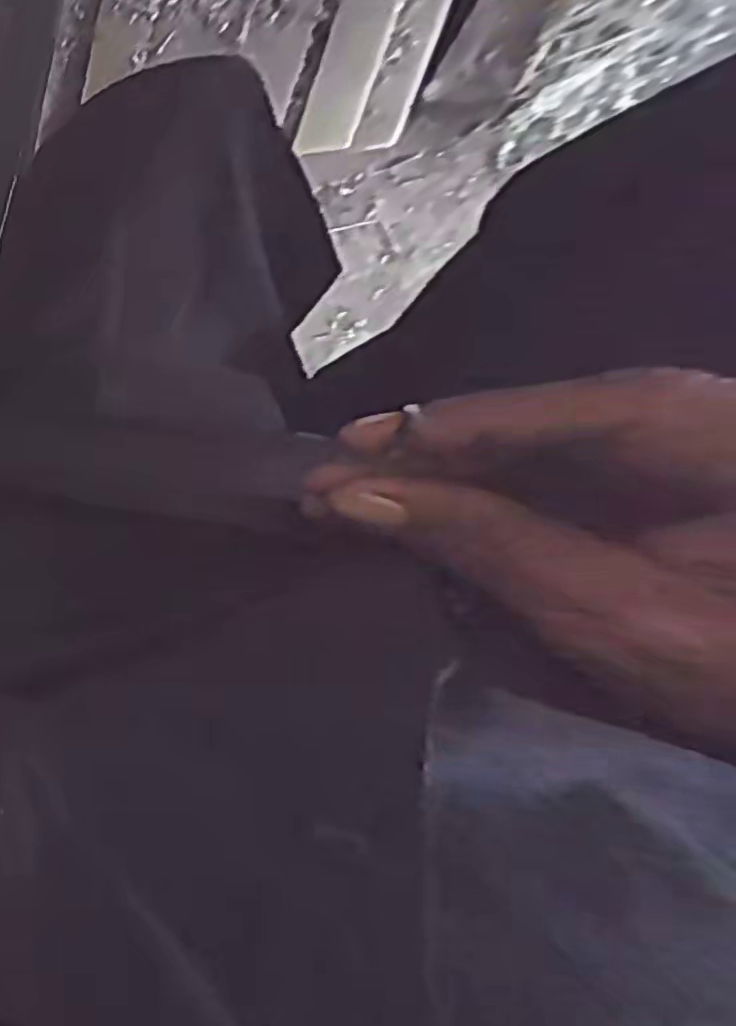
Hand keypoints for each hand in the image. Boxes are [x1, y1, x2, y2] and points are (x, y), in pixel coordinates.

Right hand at [301, 368, 735, 743]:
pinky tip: (404, 506)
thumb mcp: (613, 619)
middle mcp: (727, 439)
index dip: (473, 420)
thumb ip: (488, 545)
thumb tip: (354, 497)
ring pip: (547, 450)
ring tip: (346, 494)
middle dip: (435, 450)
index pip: (613, 407)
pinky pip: (554, 479)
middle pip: (562, 423)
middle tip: (329, 478)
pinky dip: (470, 495)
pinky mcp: (663, 502)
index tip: (357, 442)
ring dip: (439, 473)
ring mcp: (698, 468)